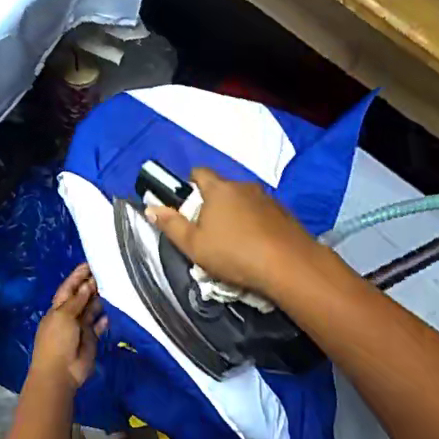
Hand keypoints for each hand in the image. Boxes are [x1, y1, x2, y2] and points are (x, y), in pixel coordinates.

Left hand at [31, 264, 107, 387]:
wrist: (60, 372)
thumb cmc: (57, 340)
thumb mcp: (63, 315)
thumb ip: (77, 301)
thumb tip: (88, 285)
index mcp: (58, 308)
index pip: (69, 287)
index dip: (78, 276)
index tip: (91, 263)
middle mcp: (69, 315)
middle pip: (82, 297)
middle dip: (93, 285)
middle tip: (109, 272)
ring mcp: (80, 328)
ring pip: (93, 310)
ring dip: (101, 300)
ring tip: (115, 287)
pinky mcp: (91, 339)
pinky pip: (100, 325)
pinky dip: (106, 318)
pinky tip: (116, 310)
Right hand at [144, 167, 317, 295]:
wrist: (288, 265)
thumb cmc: (233, 253)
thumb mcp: (193, 245)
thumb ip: (171, 225)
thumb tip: (150, 207)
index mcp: (218, 189)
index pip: (199, 173)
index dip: (188, 186)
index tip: (185, 208)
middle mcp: (243, 186)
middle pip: (221, 189)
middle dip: (212, 205)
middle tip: (206, 232)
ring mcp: (267, 199)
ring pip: (243, 202)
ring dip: (235, 216)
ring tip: (232, 244)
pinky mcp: (284, 214)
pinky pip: (261, 214)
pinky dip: (254, 225)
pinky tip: (254, 247)